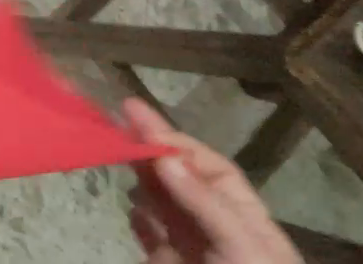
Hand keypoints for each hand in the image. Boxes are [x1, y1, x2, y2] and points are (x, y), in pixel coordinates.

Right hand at [121, 99, 301, 263]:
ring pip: (160, 197)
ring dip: (140, 175)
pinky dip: (138, 215)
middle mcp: (217, 226)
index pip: (211, 168)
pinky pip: (148, 229)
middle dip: (150, 146)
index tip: (137, 118)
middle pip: (181, 177)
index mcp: (247, 221)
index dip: (175, 141)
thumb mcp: (243, 249)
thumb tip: (162, 155)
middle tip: (116, 113)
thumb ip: (205, 203)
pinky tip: (133, 210)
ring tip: (115, 154)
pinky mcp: (166, 262)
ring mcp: (191, 245)